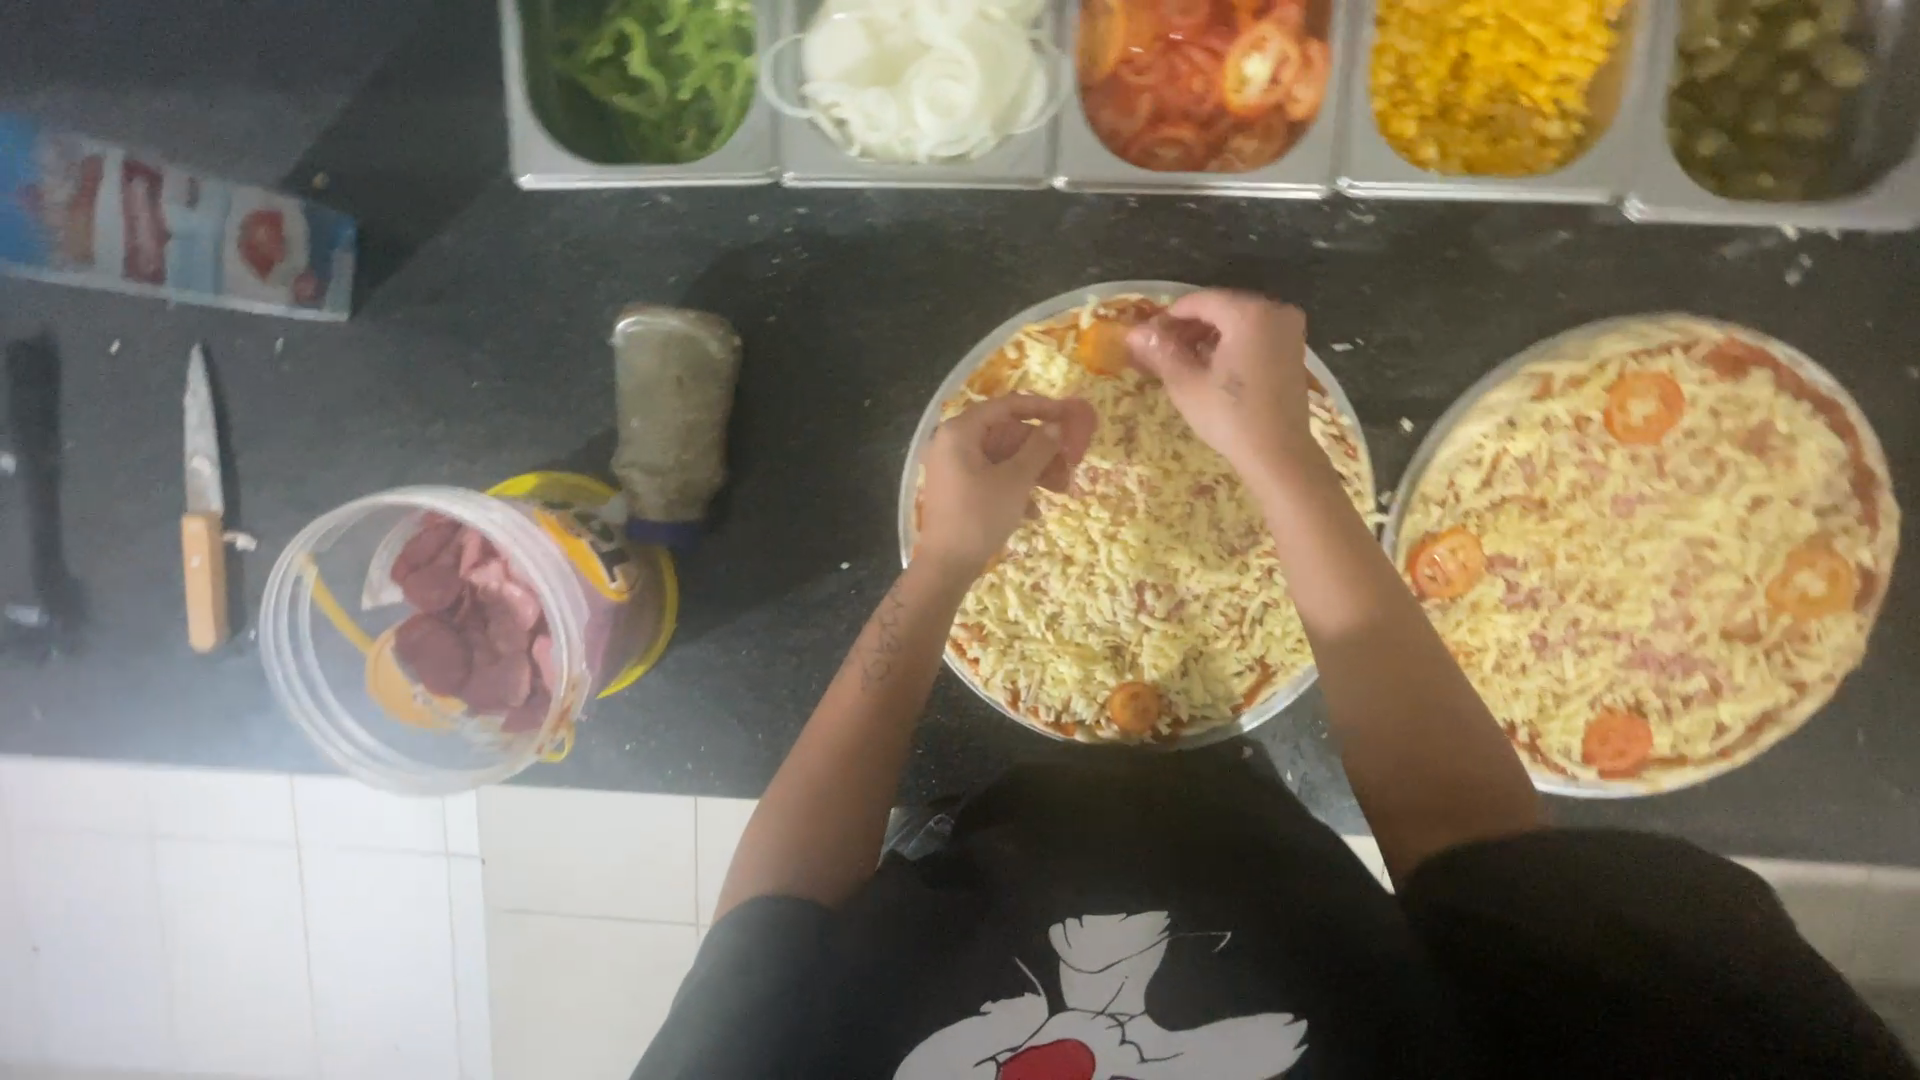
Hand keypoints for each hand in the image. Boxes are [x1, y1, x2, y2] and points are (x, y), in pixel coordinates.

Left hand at [917, 393, 1096, 578]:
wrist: (946, 565)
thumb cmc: (980, 516)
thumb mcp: (1015, 480)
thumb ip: (1038, 448)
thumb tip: (1056, 426)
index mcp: (960, 431)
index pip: (1006, 406)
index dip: (1040, 408)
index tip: (1068, 415)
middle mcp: (951, 442)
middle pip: (1004, 433)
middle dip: (1039, 449)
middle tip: (1068, 463)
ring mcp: (952, 467)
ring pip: (1000, 457)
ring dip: (1031, 471)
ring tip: (1059, 489)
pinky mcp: (956, 488)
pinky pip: (990, 476)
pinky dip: (1013, 486)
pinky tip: (1033, 512)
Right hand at [1128, 290, 1317, 481]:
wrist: (1278, 453)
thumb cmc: (1229, 416)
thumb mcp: (1185, 383)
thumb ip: (1159, 351)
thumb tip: (1133, 332)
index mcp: (1248, 313)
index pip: (1197, 301)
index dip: (1167, 318)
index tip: (1146, 339)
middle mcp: (1274, 310)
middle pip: (1219, 308)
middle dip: (1187, 327)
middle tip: (1160, 352)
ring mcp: (1288, 329)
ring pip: (1236, 321)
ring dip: (1206, 336)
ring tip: (1182, 362)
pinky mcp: (1293, 348)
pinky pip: (1253, 333)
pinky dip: (1229, 343)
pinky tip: (1210, 367)